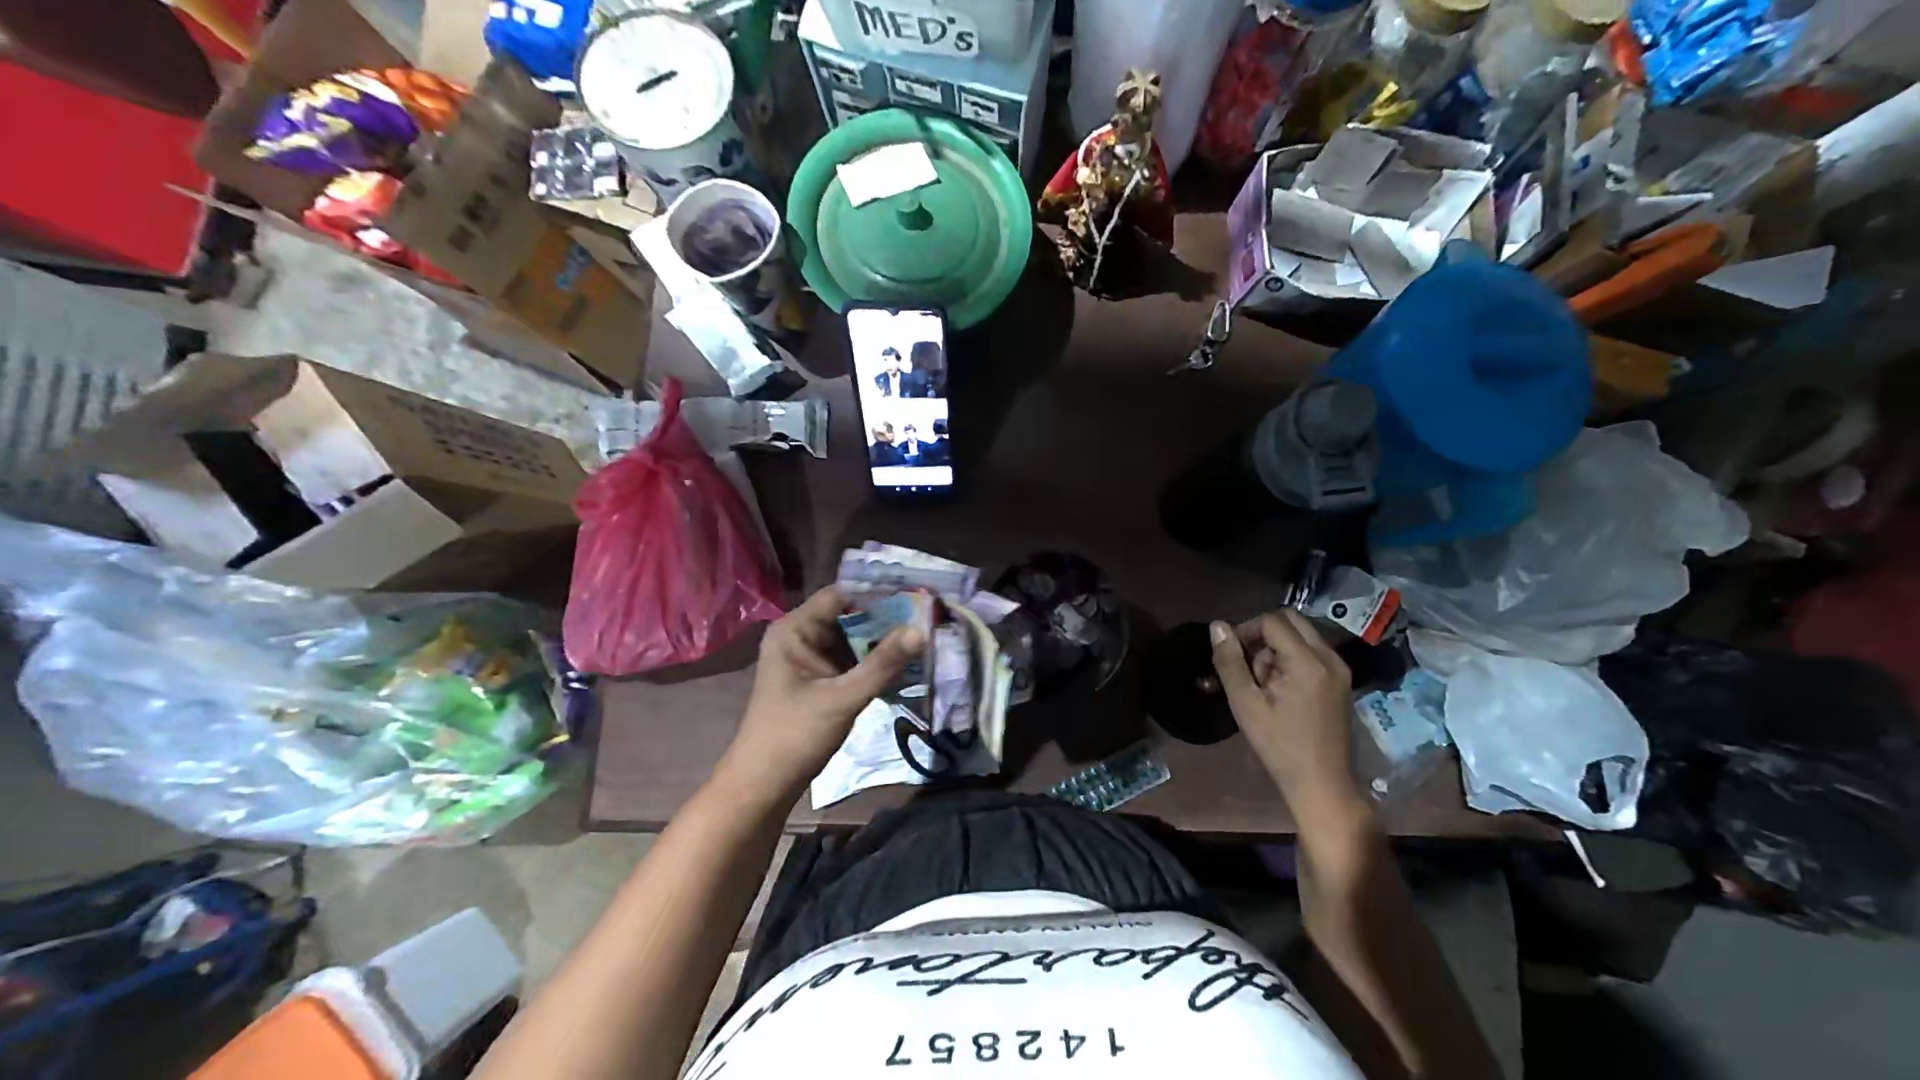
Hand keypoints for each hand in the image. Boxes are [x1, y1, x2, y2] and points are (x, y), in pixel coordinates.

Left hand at [721, 586, 923, 800]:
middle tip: (928, 616)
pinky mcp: (821, 678)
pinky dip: (875, 661)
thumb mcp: (842, 698)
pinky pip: (853, 659)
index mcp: (794, 630)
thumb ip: (883, 664)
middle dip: (887, 617)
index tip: (916, 593)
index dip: (878, 592)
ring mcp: (811, 658)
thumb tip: (921, 629)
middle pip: (850, 614)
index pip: (841, 595)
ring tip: (925, 636)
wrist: (764, 785)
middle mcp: (801, 636)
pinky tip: (906, 663)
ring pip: (854, 638)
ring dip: (884, 640)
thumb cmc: (795, 736)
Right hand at [1210, 610, 1357, 804]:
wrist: (1322, 783)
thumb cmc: (1279, 745)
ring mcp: (1339, 669)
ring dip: (1276, 647)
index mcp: (1308, 662)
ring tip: (1262, 683)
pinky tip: (1279, 689)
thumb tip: (1217, 626)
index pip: (1272, 621)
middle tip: (1247, 664)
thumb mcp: (1245, 704)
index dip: (1246, 630)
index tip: (1232, 656)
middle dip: (1263, 634)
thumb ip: (1229, 661)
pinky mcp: (1341, 681)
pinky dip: (1291, 659)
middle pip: (1291, 620)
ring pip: (1301, 635)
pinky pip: (1311, 652)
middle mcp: (1330, 657)